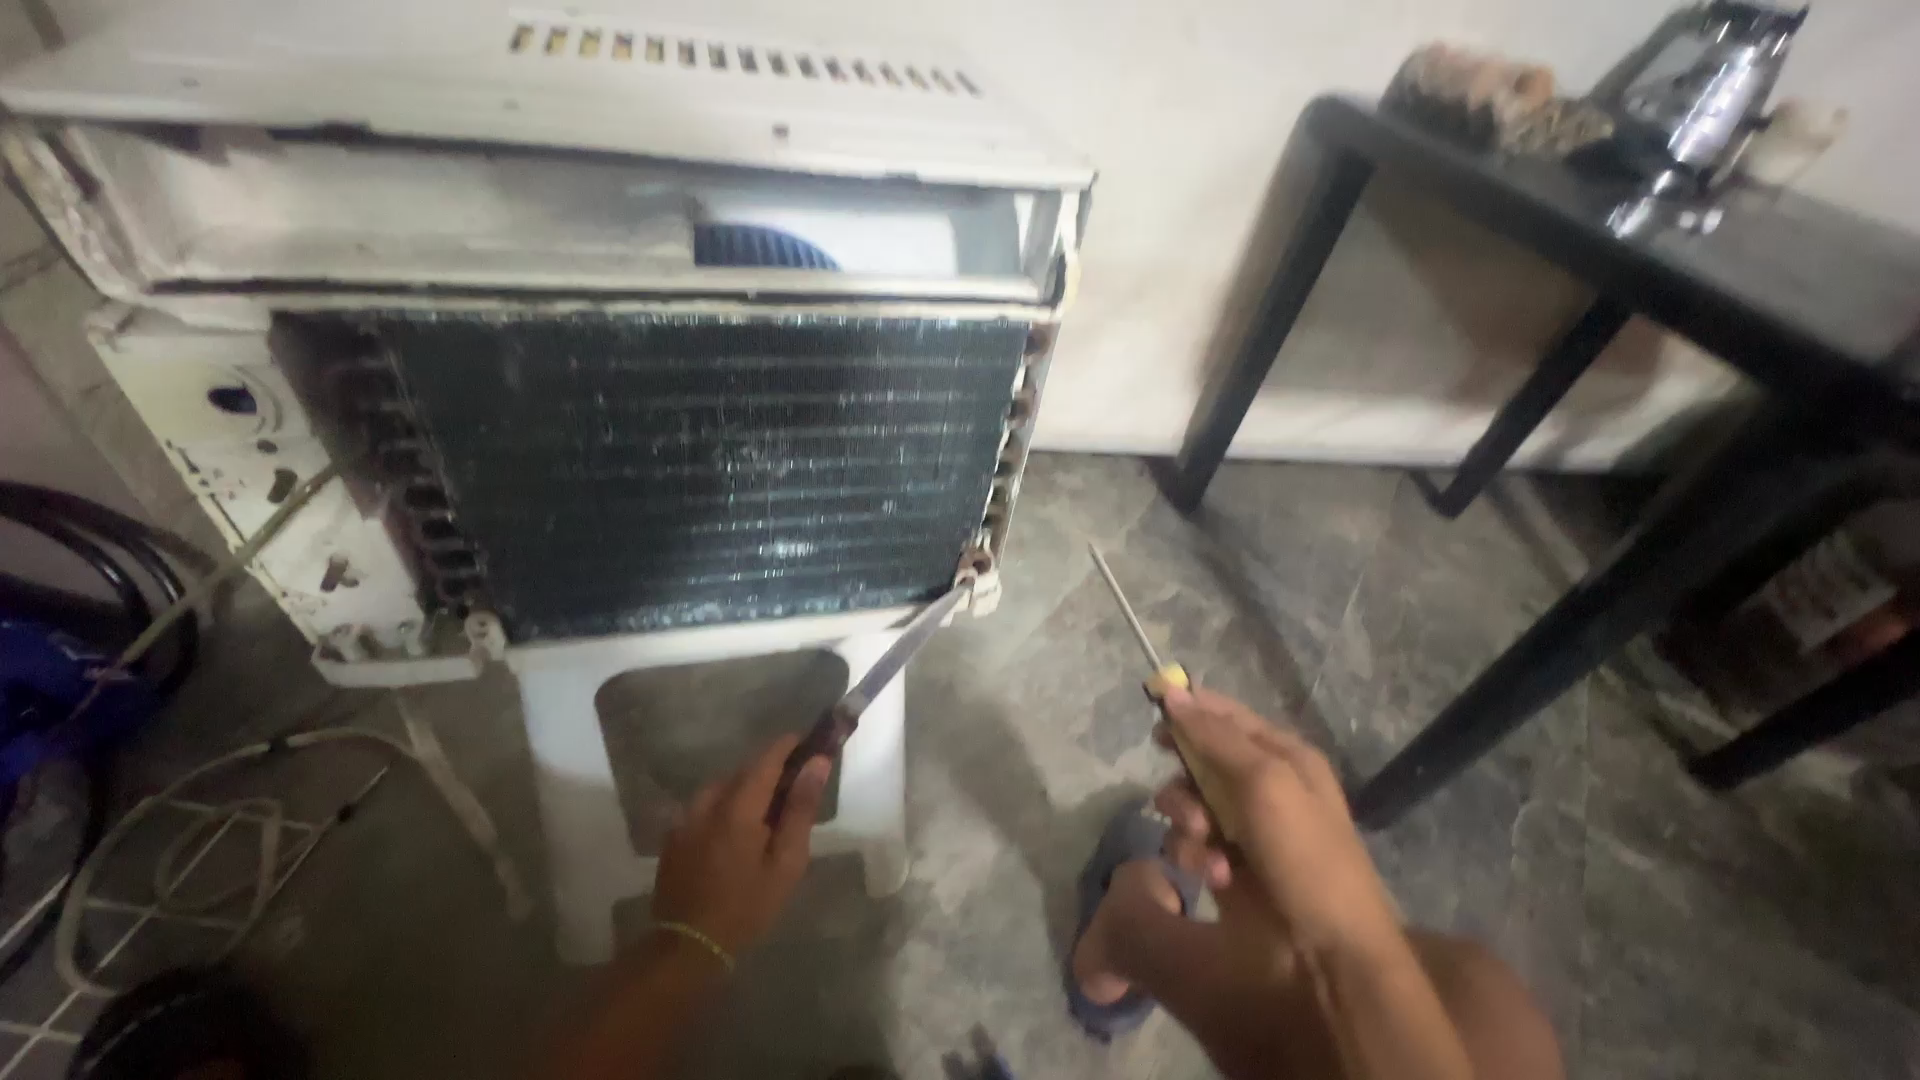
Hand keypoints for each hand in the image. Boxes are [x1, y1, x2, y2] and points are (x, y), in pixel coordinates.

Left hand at [650, 735, 831, 955]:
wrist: (687, 946)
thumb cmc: (747, 905)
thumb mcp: (786, 861)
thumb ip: (801, 807)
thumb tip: (818, 762)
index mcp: (739, 804)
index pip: (768, 756)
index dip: (791, 745)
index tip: (811, 745)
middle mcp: (708, 801)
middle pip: (745, 769)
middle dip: (772, 770)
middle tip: (797, 789)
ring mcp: (686, 817)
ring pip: (723, 786)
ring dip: (748, 788)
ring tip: (767, 814)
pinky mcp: (674, 835)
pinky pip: (706, 805)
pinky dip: (726, 806)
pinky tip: (736, 832)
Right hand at [1154, 687, 1401, 956]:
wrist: (1329, 951)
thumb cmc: (1305, 853)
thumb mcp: (1264, 782)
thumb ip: (1215, 737)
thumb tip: (1171, 693)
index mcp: (1284, 756)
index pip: (1226, 716)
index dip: (1190, 713)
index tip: (1156, 723)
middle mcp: (1263, 785)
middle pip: (1198, 761)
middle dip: (1185, 782)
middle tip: (1188, 800)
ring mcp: (1244, 827)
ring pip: (1187, 803)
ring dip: (1187, 822)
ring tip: (1204, 844)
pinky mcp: (1226, 864)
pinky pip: (1190, 843)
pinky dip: (1195, 856)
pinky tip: (1212, 874)